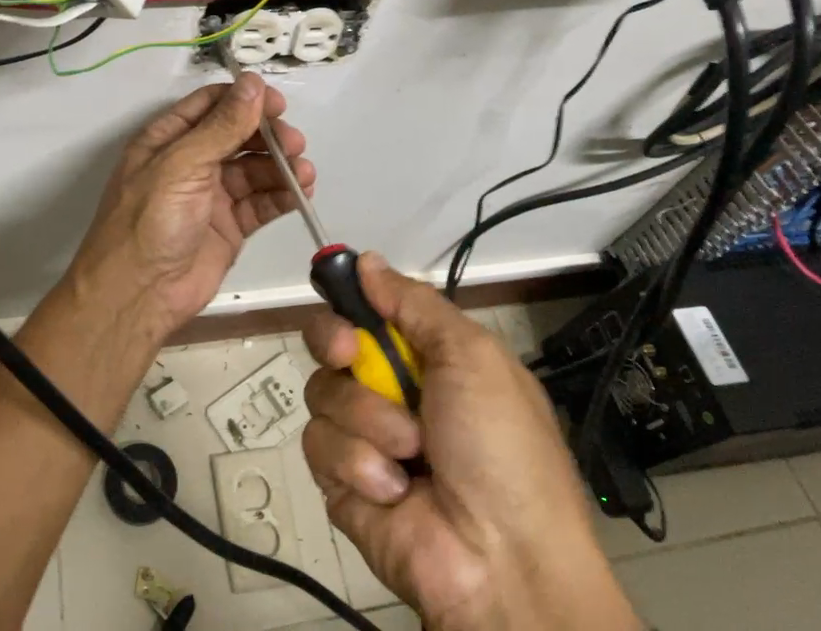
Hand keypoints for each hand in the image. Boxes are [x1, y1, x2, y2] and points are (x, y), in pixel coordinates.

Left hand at [68, 73, 314, 339]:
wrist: (138, 294)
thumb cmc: (150, 221)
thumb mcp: (183, 165)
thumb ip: (222, 126)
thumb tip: (254, 84)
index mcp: (168, 140)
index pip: (211, 106)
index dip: (244, 100)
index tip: (277, 104)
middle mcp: (190, 163)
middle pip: (237, 136)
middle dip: (267, 136)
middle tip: (294, 143)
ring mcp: (211, 196)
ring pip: (254, 170)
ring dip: (280, 167)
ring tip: (303, 172)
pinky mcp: (229, 226)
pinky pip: (260, 203)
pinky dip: (282, 195)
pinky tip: (300, 193)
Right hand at [301, 255, 641, 630]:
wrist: (501, 561)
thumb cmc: (500, 447)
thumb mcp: (474, 358)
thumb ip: (415, 305)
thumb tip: (366, 260)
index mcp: (431, 359)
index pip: (370, 312)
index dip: (352, 304)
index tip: (351, 305)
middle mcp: (393, 392)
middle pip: (331, 343)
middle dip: (336, 344)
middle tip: (352, 357)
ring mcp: (364, 436)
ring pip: (322, 392)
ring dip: (366, 419)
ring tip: (410, 453)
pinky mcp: (341, 480)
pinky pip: (319, 445)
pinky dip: (357, 462)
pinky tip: (394, 489)